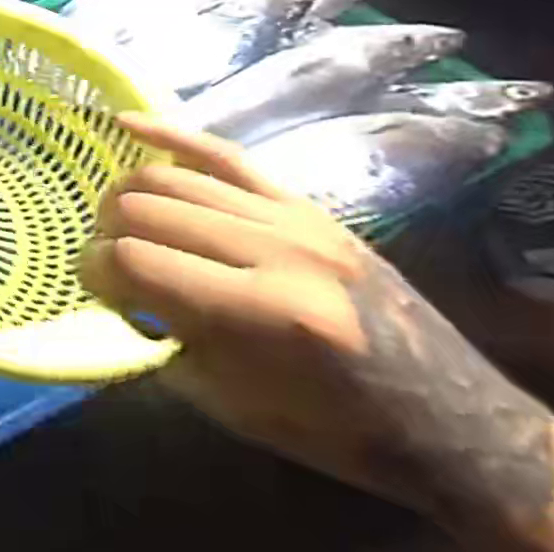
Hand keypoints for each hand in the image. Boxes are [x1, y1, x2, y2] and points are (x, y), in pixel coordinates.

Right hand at [81, 114, 553, 542]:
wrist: (460, 424)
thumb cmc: (336, 429)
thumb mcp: (229, 404)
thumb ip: (158, 338)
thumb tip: (113, 289)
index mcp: (263, 313)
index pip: (137, 263)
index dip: (96, 270)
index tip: (93, 285)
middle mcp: (277, 251)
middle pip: (147, 210)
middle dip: (107, 231)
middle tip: (106, 256)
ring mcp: (293, 218)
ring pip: (172, 176)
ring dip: (126, 193)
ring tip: (117, 218)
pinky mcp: (304, 203)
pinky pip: (224, 152)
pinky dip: (169, 133)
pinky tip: (126, 123)